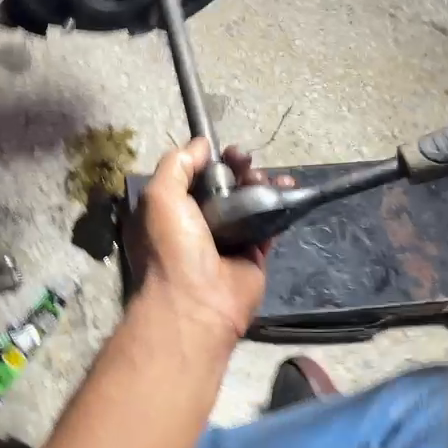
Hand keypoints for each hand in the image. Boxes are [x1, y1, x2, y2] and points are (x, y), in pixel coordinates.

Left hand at [127, 139, 289, 342]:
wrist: (196, 303)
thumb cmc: (170, 246)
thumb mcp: (159, 195)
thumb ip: (177, 164)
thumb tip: (201, 144)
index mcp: (167, 212)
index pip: (190, 177)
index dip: (207, 160)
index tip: (223, 151)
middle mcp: (195, 225)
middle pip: (223, 186)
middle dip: (237, 168)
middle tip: (248, 161)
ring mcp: (226, 240)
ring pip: (247, 201)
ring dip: (259, 182)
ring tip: (267, 176)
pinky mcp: (253, 255)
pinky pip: (268, 223)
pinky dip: (279, 204)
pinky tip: (287, 186)